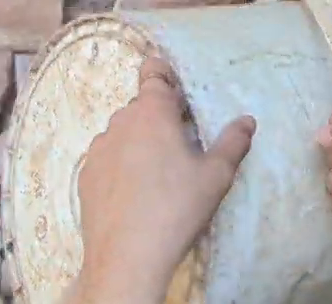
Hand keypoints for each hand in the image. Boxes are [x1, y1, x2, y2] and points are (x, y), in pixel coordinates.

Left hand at [68, 56, 255, 303]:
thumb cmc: (175, 208)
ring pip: (123, 133)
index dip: (166, 77)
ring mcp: (99, 148)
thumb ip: (233, 143)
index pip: (153, 71)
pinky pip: (107, 159)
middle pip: (142, 106)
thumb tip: (247, 121)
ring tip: (157, 176)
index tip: (180, 100)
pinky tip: (135, 195)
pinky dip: (120, 167)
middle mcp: (121, 120)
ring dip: (138, 142)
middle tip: (181, 147)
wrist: (126, 260)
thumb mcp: (216, 176)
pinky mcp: (85, 176)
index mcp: (152, 111)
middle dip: (160, 119)